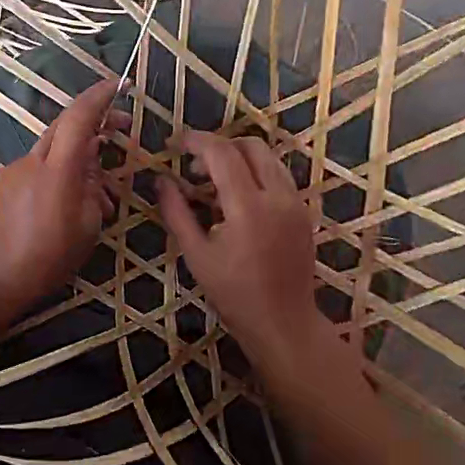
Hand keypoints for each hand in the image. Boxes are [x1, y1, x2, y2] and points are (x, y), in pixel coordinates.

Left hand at [0, 79, 126, 306]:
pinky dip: (59, 170)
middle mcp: (34, 161)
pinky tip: (72, 196)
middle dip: (95, 122)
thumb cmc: (50, 258)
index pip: (78, 118)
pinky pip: (39, 165)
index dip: (99, 98)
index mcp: (58, 171)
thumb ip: (93, 187)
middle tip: (122, 128)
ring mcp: (16, 169)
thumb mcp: (88, 226)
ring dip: (79, 154)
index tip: (118, 85)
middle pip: (65, 126)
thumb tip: (93, 167)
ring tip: (103, 185)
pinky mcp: (6, 180)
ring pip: (54, 148)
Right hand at [156, 131, 321, 356]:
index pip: (222, 152)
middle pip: (250, 145)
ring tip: (215, 182)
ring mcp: (295, 203)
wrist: (284, 323)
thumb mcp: (196, 254)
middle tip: (194, 168)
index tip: (174, 144)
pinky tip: (238, 199)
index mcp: (248, 207)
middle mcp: (278, 196)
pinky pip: (279, 176)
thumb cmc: (234, 294)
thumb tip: (160, 180)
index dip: (195, 141)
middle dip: (218, 146)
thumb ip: (176, 212)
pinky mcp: (303, 212)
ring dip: (239, 158)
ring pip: (268, 157)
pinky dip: (255, 173)